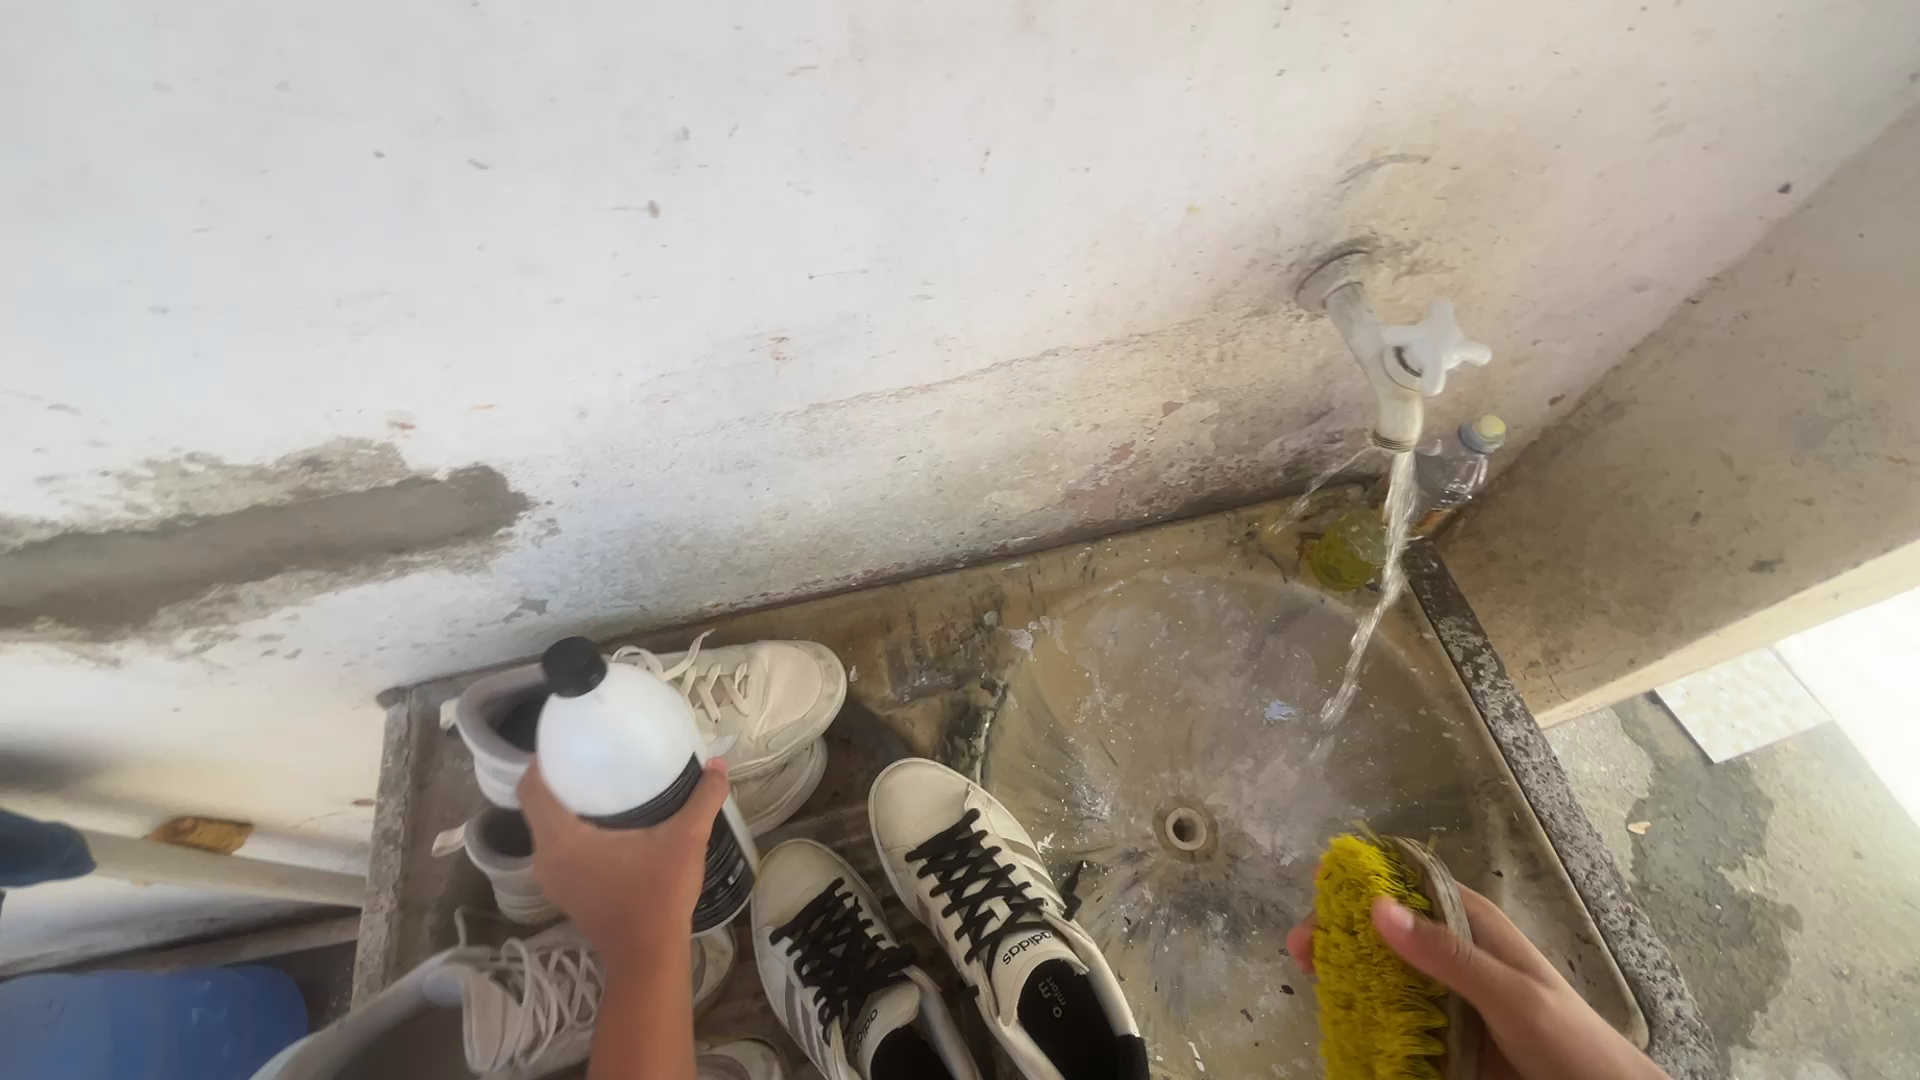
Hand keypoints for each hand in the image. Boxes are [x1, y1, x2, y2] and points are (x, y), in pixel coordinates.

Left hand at [516, 758, 730, 963]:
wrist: (647, 955)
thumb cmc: (658, 894)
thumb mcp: (687, 838)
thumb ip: (704, 797)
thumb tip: (718, 765)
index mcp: (562, 840)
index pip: (531, 788)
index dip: (542, 758)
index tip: (568, 738)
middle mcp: (547, 857)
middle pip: (538, 804)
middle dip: (562, 775)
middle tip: (596, 751)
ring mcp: (553, 878)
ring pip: (548, 826)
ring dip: (568, 802)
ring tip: (604, 778)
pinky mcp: (566, 889)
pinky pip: (559, 844)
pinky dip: (574, 825)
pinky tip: (610, 817)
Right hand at [1286, 885, 1668, 1079]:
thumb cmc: (1573, 1043)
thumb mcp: (1513, 996)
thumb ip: (1448, 953)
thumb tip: (1375, 905)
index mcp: (1467, 921)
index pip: (1403, 880)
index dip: (1359, 874)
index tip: (1317, 881)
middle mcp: (1446, 947)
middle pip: (1378, 923)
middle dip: (1335, 927)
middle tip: (1301, 948)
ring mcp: (1440, 989)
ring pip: (1376, 965)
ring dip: (1340, 966)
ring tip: (1309, 977)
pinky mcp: (1436, 1030)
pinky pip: (1387, 1010)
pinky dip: (1358, 1006)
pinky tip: (1336, 1011)